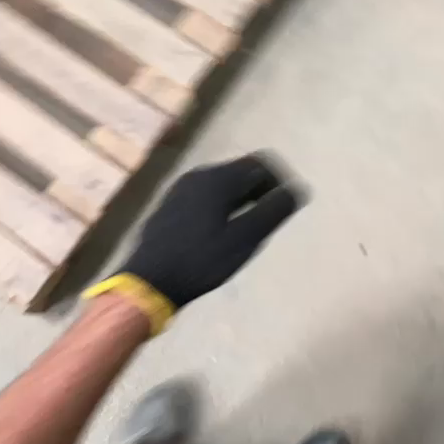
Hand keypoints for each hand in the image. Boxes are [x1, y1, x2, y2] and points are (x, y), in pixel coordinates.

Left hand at [119, 153, 303, 309]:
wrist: (148, 281)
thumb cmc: (200, 261)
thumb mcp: (244, 240)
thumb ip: (272, 212)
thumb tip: (296, 191)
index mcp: (218, 178)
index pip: (260, 162)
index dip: (280, 179)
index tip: (287, 203)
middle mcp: (199, 175)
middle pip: (241, 170)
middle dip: (262, 189)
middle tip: (271, 218)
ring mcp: (181, 188)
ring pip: (223, 182)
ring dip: (243, 198)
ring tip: (249, 227)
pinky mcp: (171, 203)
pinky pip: (207, 193)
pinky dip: (223, 204)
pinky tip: (222, 231)